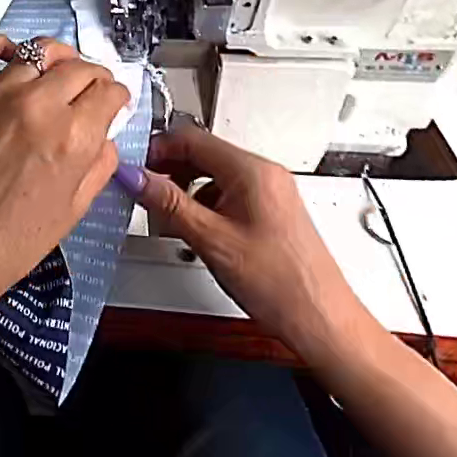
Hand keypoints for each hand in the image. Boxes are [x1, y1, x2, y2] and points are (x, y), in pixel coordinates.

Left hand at [0, 35, 128, 363]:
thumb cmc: (8, 242)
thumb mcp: (75, 209)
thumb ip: (100, 163)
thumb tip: (105, 136)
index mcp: (72, 138)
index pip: (109, 91)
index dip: (118, 97)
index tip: (114, 103)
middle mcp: (38, 107)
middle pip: (81, 66)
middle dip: (95, 78)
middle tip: (92, 93)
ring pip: (41, 50)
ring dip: (59, 61)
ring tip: (58, 78)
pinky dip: (5, 45)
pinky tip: (14, 59)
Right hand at [125, 123, 375, 364]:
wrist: (320, 318)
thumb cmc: (281, 284)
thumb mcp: (212, 241)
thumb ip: (170, 204)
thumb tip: (138, 178)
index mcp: (252, 171)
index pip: (193, 138)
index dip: (158, 149)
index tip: (136, 166)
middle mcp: (265, 174)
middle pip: (204, 153)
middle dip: (170, 169)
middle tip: (144, 190)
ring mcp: (271, 191)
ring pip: (215, 174)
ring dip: (186, 187)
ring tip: (167, 214)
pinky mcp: (271, 210)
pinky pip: (230, 193)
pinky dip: (206, 204)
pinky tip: (195, 228)